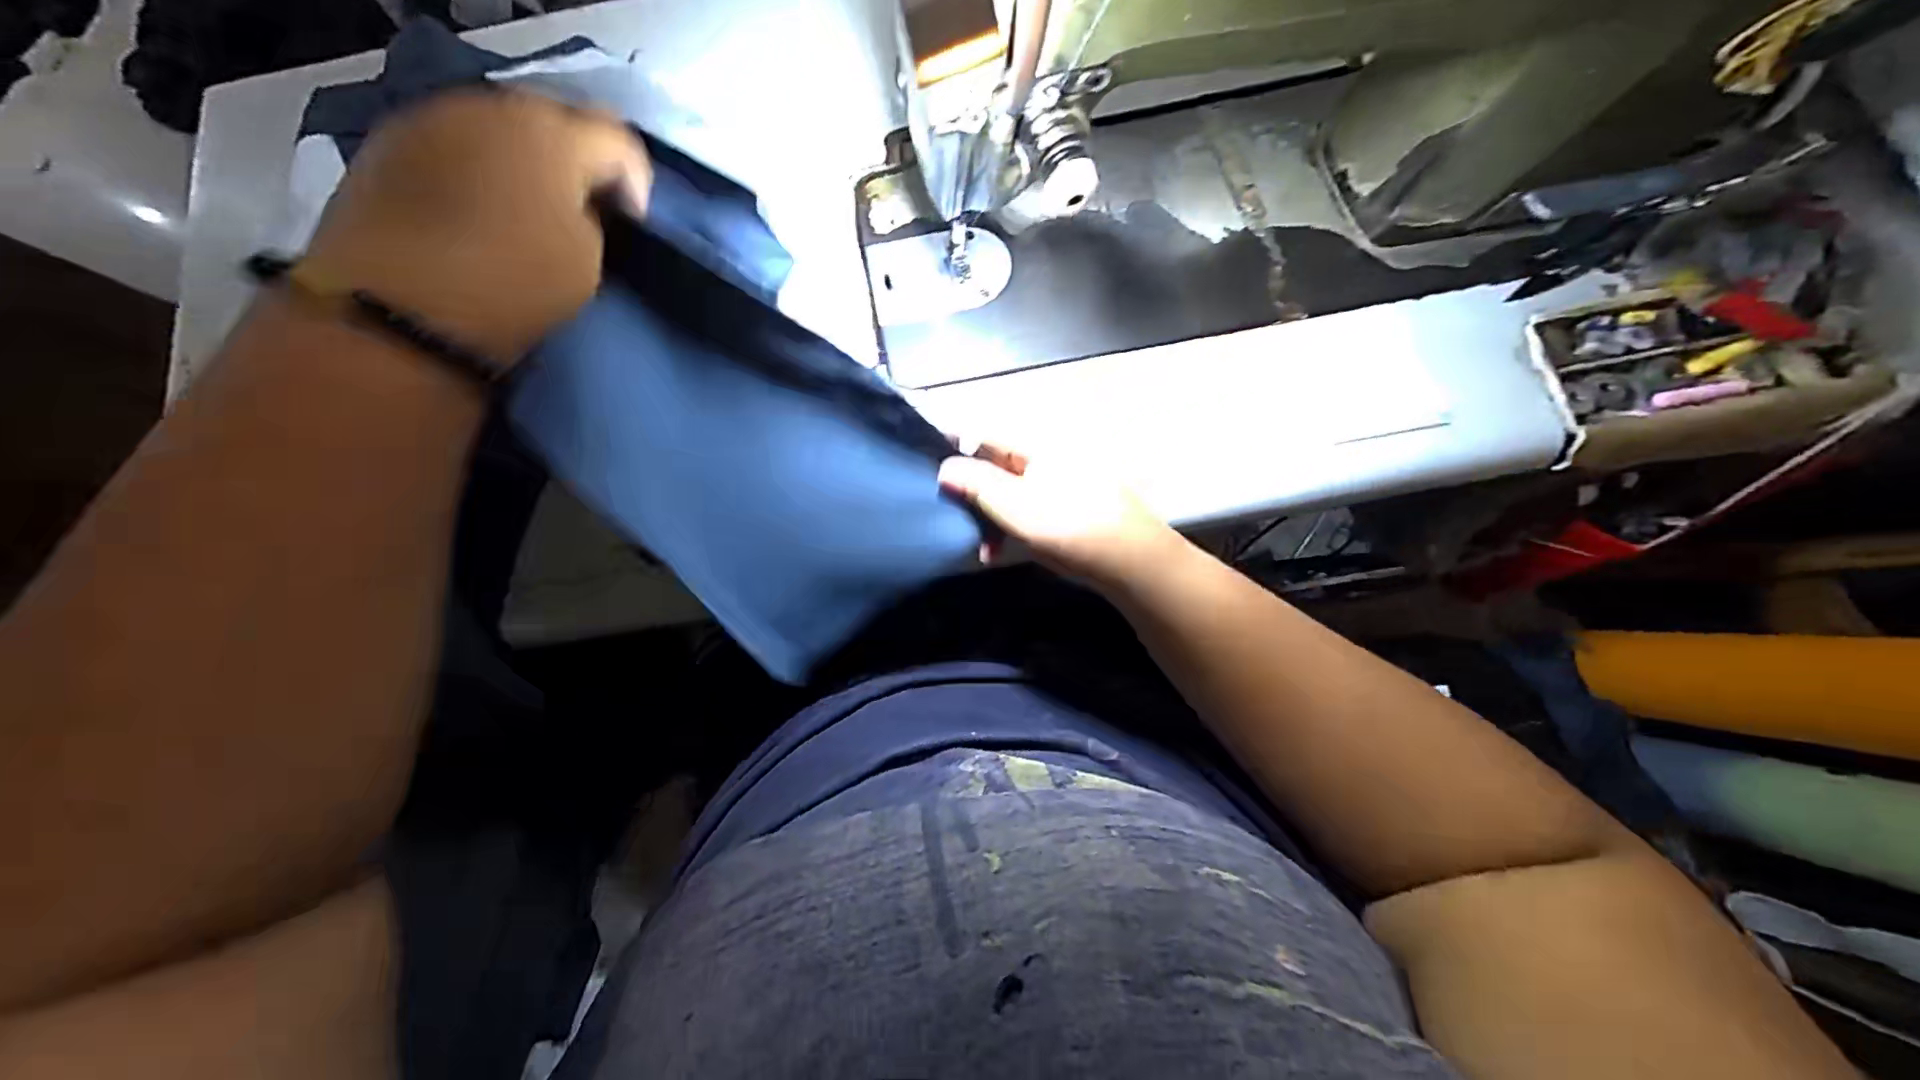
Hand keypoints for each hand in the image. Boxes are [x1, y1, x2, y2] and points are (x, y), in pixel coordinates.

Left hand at [301, 90, 650, 364]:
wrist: (402, 307)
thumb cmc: (515, 282)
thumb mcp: (587, 258)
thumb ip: (593, 216)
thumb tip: (577, 203)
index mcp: (553, 134)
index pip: (618, 140)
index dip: (635, 181)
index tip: (633, 220)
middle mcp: (493, 106)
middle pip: (556, 121)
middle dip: (579, 162)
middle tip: (588, 210)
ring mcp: (435, 117)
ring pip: (503, 127)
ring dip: (526, 161)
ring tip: (532, 208)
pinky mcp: (392, 141)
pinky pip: (460, 142)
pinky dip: (482, 166)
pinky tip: (484, 206)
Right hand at [937, 442, 1185, 589]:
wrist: (1131, 560)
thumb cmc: (1068, 526)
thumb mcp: (1014, 505)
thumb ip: (975, 484)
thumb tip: (943, 467)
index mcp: (1036, 444)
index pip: (983, 433)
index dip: (953, 445)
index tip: (926, 464)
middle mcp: (1048, 455)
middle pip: (995, 464)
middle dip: (970, 492)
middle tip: (951, 516)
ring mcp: (1061, 480)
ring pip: (1009, 490)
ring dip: (989, 516)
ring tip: (981, 547)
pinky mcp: (1069, 507)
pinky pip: (1028, 508)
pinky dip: (1011, 526)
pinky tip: (1000, 551)